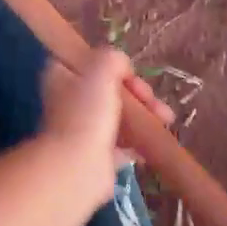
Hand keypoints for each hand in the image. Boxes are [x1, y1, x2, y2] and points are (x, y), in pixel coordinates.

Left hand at [40, 49, 176, 205]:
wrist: (79, 167)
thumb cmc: (86, 113)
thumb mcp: (100, 72)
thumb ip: (112, 59)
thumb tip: (121, 62)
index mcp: (61, 75)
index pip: (89, 61)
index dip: (114, 66)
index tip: (132, 75)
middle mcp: (68, 99)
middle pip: (108, 89)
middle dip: (137, 93)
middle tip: (155, 103)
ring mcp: (82, 127)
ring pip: (118, 115)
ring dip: (143, 116)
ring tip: (166, 121)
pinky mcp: (97, 153)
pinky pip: (123, 143)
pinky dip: (139, 142)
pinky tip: (154, 143)